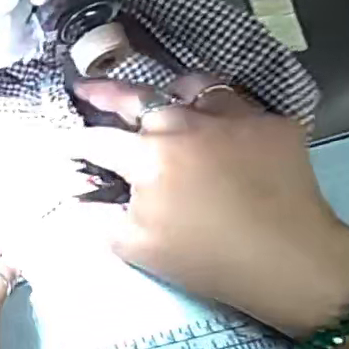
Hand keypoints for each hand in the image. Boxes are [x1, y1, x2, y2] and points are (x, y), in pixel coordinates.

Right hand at [66, 75, 348, 336]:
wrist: (287, 260)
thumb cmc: (203, 259)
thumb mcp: (136, 247)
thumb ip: (99, 218)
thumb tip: (78, 199)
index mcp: (148, 158)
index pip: (100, 141)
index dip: (76, 141)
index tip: (62, 140)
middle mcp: (185, 125)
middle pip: (140, 102)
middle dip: (108, 96)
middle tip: (89, 88)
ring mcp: (232, 118)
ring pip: (190, 89)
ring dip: (167, 93)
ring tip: (162, 96)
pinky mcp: (269, 122)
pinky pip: (236, 102)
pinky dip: (217, 107)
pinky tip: (216, 121)